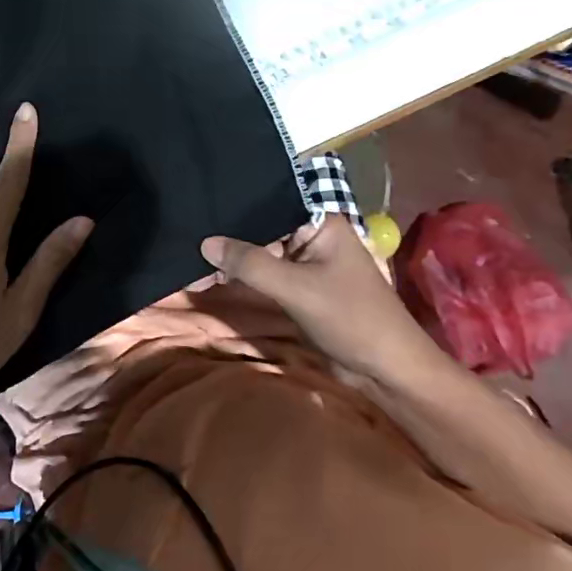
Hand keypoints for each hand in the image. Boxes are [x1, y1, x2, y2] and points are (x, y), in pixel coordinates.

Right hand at [200, 217, 428, 380]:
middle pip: (265, 228)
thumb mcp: (296, 288)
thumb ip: (250, 264)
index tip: (198, 207)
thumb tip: (206, 242)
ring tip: (189, 256)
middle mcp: (315, 236)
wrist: (386, 368)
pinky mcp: (305, 289)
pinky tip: (214, 277)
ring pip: (264, 254)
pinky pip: (270, 276)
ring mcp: (310, 264)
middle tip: (185, 234)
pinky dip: (246, 278)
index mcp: (322, 222)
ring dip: (235, 260)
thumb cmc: (349, 317)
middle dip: (230, 237)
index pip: (271, 202)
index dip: (236, 207)